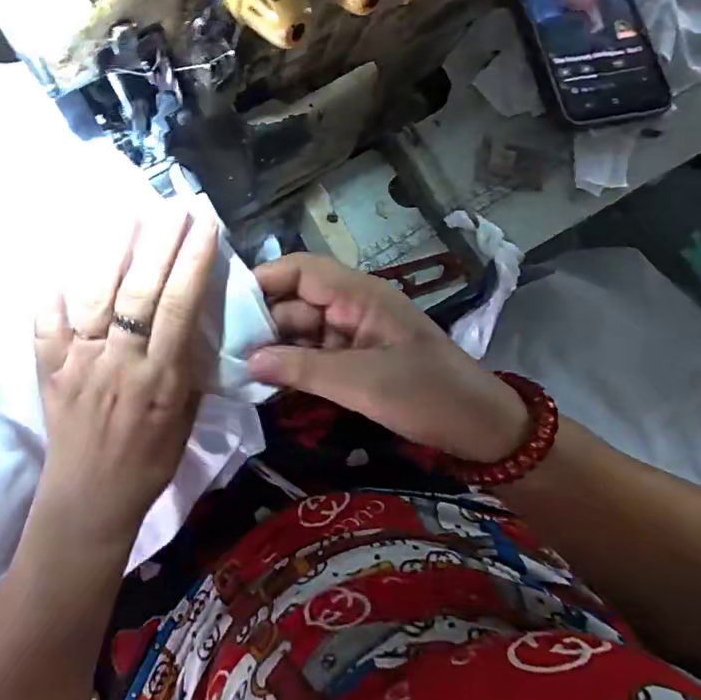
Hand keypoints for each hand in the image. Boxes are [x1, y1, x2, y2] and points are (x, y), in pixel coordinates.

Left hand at [31, 208, 220, 544]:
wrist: (90, 499)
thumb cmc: (147, 463)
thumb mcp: (185, 419)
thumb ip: (186, 368)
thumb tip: (191, 321)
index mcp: (159, 377)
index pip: (178, 307)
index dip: (193, 262)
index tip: (205, 224)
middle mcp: (119, 362)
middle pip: (140, 291)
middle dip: (160, 243)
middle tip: (173, 205)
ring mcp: (79, 362)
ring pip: (95, 297)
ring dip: (111, 252)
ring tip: (127, 213)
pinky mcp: (49, 368)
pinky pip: (46, 324)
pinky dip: (51, 293)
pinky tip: (59, 260)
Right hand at [249, 253, 529, 462]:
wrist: (482, 429)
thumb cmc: (427, 394)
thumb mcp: (362, 382)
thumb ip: (302, 368)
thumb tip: (248, 360)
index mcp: (359, 295)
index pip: (299, 270)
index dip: (261, 281)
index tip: (222, 307)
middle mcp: (351, 307)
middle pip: (293, 302)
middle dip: (259, 322)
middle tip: (217, 348)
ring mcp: (353, 334)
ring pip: (300, 331)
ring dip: (272, 348)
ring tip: (231, 368)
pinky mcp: (355, 360)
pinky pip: (313, 355)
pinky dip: (291, 366)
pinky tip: (263, 383)